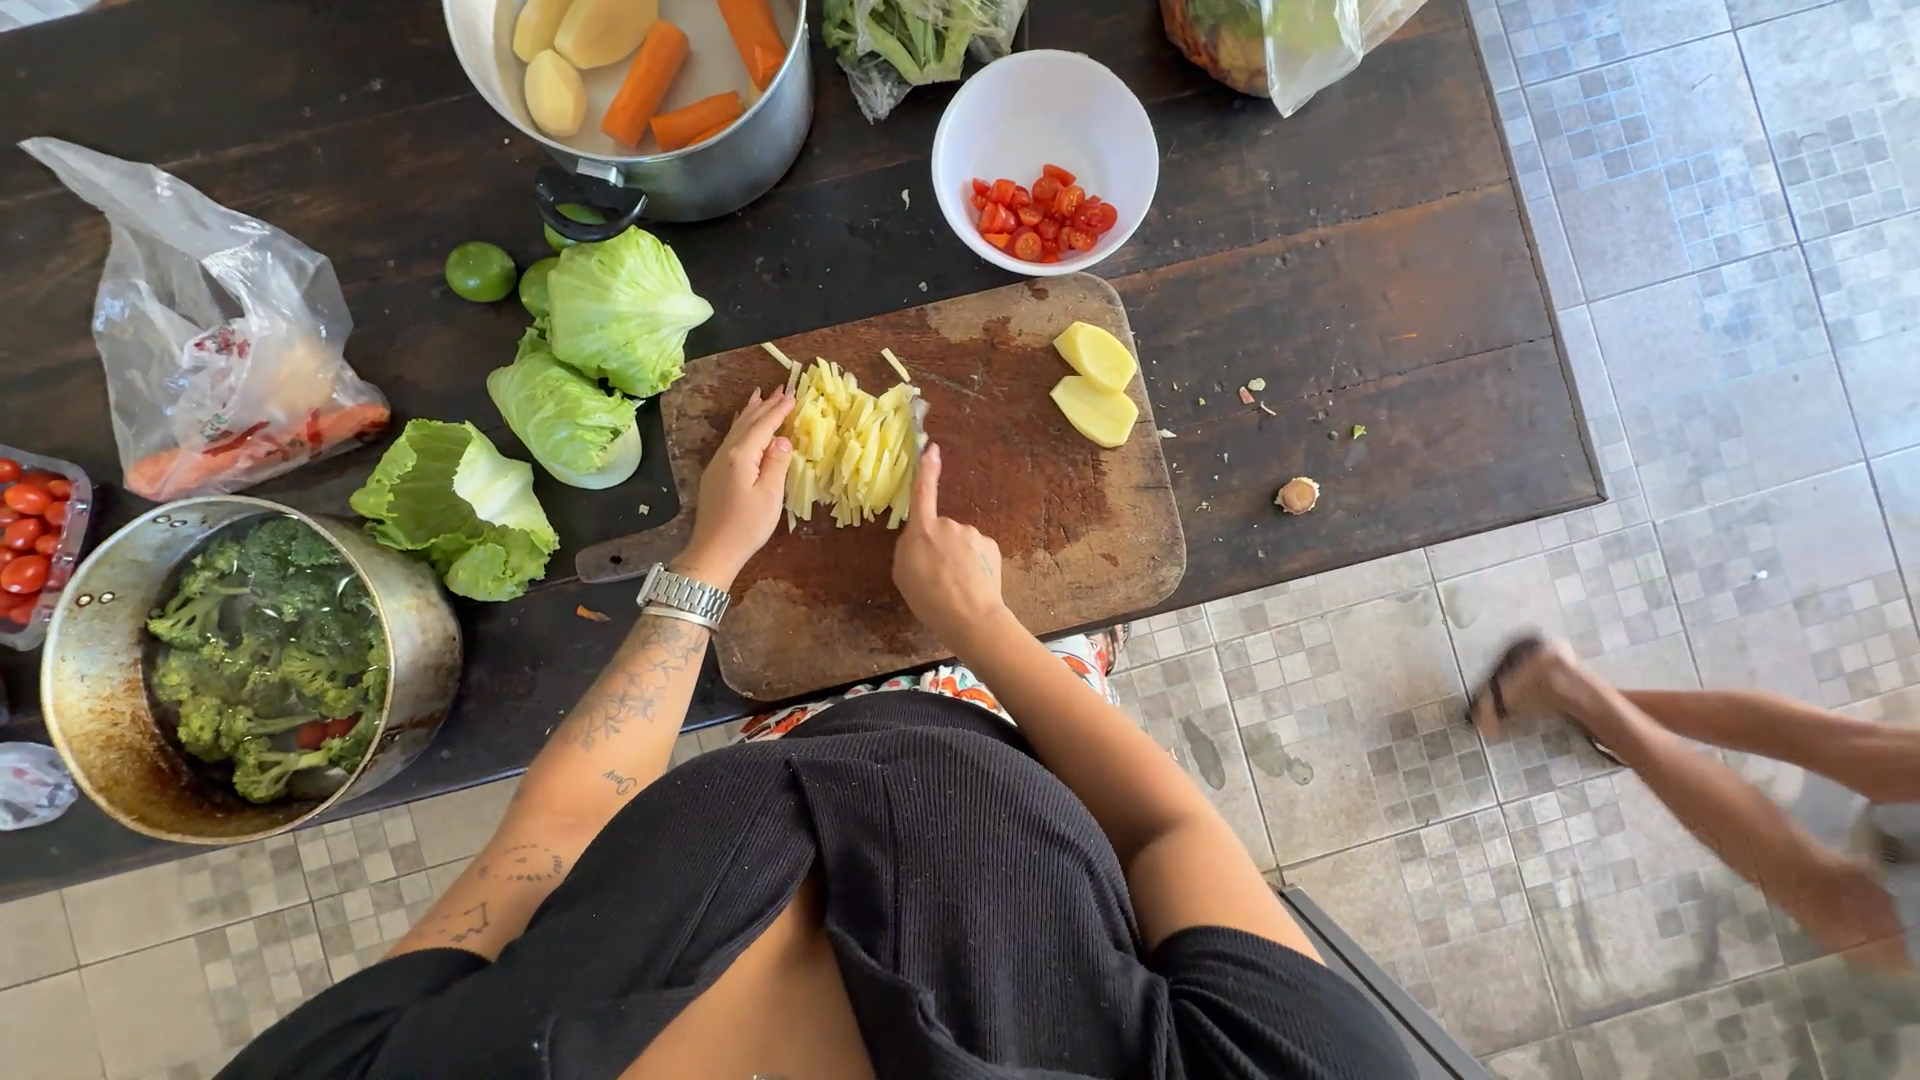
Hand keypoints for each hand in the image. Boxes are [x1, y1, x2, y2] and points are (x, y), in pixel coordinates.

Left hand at [676, 387, 793, 587]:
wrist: (714, 550)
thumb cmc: (747, 526)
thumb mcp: (770, 495)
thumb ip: (776, 464)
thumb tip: (782, 440)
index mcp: (741, 456)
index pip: (763, 426)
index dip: (779, 410)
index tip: (793, 394)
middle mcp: (727, 454)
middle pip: (748, 423)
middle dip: (765, 405)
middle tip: (781, 388)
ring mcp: (718, 464)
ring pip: (736, 430)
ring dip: (751, 412)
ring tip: (759, 396)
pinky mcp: (716, 475)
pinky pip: (731, 440)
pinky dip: (741, 427)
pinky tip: (743, 428)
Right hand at [892, 443, 1008, 643]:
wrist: (970, 617)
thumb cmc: (929, 599)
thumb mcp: (902, 574)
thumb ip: (908, 548)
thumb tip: (918, 538)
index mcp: (922, 531)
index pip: (922, 493)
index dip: (926, 470)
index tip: (931, 448)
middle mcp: (949, 525)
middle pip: (940, 530)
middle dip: (939, 547)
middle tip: (937, 577)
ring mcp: (972, 534)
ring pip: (961, 542)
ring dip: (958, 558)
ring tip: (956, 585)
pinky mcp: (991, 545)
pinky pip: (978, 551)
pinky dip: (975, 564)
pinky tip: (973, 583)